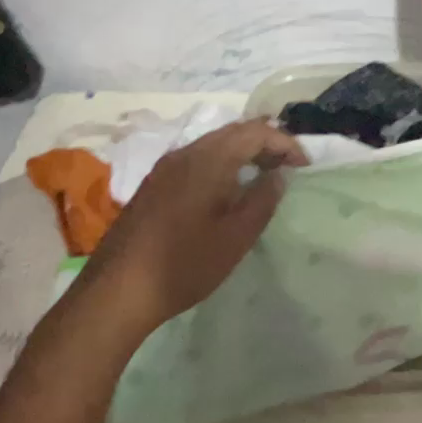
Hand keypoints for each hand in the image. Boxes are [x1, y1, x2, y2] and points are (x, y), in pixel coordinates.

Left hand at [86, 119, 308, 327]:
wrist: (117, 291)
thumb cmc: (184, 264)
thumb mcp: (236, 237)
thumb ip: (262, 200)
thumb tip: (278, 174)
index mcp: (208, 160)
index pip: (255, 132)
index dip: (285, 143)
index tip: (305, 166)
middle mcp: (185, 153)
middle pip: (233, 132)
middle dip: (265, 143)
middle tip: (288, 167)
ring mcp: (165, 168)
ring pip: (213, 144)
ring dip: (243, 153)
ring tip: (263, 176)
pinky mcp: (154, 184)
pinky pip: (197, 159)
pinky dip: (222, 163)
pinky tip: (228, 190)